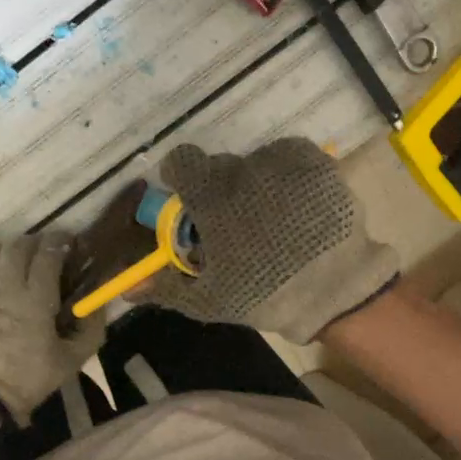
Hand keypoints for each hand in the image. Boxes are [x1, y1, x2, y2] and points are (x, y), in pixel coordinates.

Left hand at [0, 234, 103, 423]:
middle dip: (32, 244)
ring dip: (0, 250)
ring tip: (5, 262)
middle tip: (37, 254)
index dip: (58, 242)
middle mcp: (4, 285)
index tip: (64, 243)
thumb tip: (97, 303)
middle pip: (18, 245)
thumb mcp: (69, 362)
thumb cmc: (24, 382)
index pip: (48, 253)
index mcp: (36, 298)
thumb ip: (90, 330)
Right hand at [148, 138, 398, 343]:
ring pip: (258, 163)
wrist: (334, 289)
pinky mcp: (317, 164)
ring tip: (274, 219)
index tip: (190, 199)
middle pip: (221, 166)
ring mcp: (282, 164)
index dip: (182, 177)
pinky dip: (290, 177)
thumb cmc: (262, 295)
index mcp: (210, 197)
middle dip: (221, 190)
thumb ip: (163, 288)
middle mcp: (242, 170)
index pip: (182, 161)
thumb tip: (127, 289)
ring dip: (258, 183)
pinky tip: (298, 207)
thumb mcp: (206, 299)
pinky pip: (292, 160)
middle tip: (235, 224)